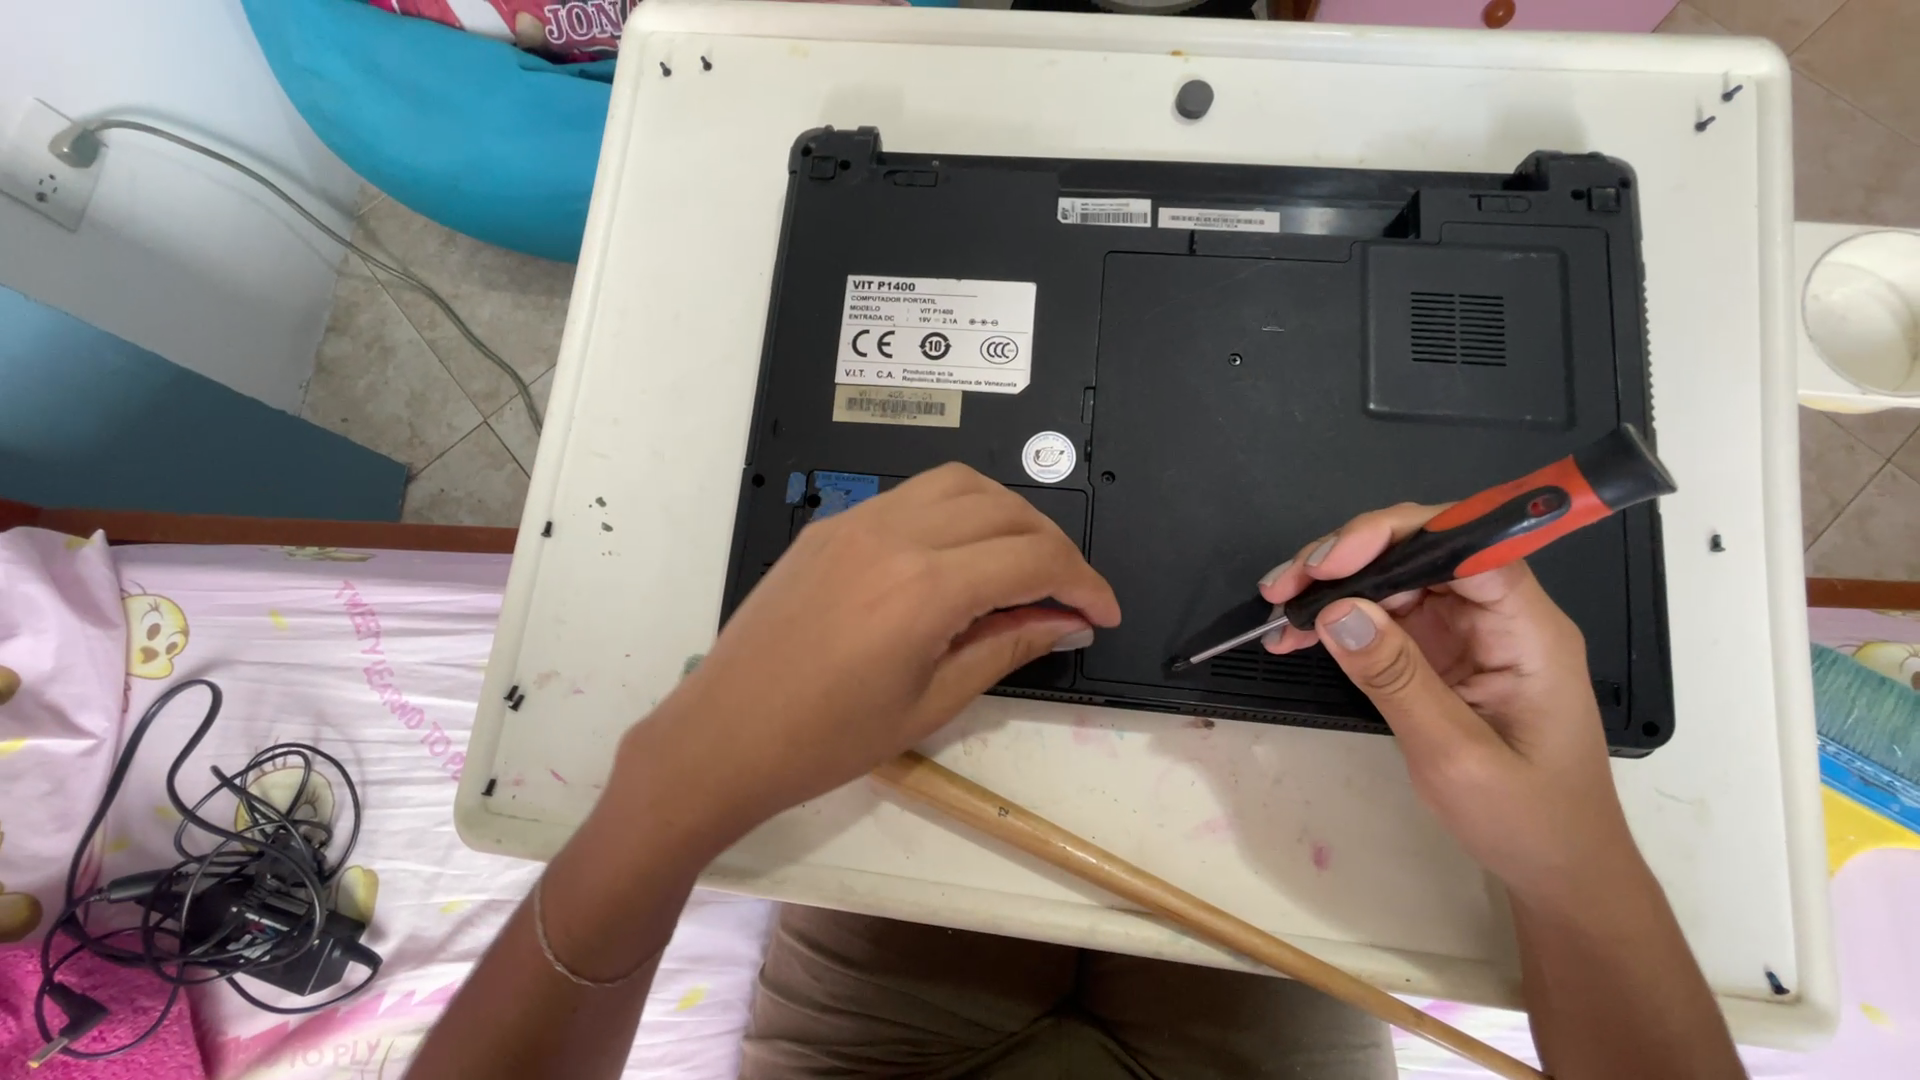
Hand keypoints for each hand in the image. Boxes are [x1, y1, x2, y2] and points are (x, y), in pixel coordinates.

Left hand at [636, 463, 1121, 832]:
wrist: (722, 735)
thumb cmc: (826, 741)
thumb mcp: (930, 703)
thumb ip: (1006, 648)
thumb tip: (1065, 622)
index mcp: (925, 587)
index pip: (1034, 558)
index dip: (1083, 583)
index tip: (1102, 613)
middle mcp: (895, 534)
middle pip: (1006, 508)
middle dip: (1053, 545)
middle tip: (1068, 592)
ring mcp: (858, 521)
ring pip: (960, 484)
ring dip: (1007, 514)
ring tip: (1021, 562)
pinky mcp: (832, 524)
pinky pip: (913, 495)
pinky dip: (957, 510)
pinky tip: (959, 554)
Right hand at [1258, 503, 1640, 908]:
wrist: (1553, 867)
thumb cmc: (1526, 819)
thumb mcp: (1456, 755)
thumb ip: (1398, 679)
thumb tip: (1337, 611)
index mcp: (1526, 630)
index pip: (1467, 548)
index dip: (1396, 538)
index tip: (1329, 564)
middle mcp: (1496, 617)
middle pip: (1421, 553)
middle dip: (1347, 558)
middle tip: (1282, 586)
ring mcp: (1465, 633)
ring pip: (1391, 580)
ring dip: (1331, 587)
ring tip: (1276, 607)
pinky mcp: (1438, 653)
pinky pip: (1381, 617)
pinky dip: (1336, 621)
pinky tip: (1294, 636)